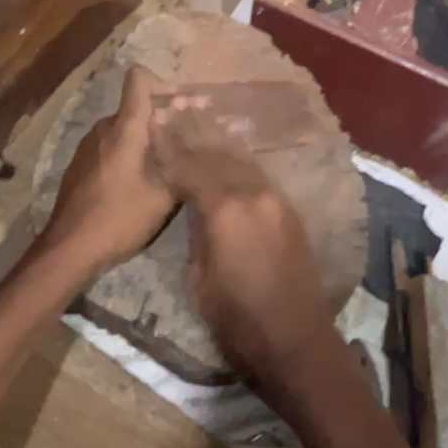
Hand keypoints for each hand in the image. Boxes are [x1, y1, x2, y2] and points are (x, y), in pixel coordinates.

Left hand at [38, 65, 176, 277]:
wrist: (68, 250)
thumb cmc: (118, 219)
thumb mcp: (164, 198)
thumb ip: (185, 168)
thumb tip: (205, 152)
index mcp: (124, 127)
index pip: (139, 78)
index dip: (163, 83)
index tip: (182, 106)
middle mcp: (104, 127)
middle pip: (136, 105)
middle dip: (163, 118)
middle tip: (187, 140)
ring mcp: (88, 145)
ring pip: (124, 127)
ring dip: (146, 138)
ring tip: (166, 164)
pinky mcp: (81, 164)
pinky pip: (110, 145)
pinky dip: (128, 153)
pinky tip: (139, 181)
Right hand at [151, 97, 334, 378]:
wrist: (295, 340)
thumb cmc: (237, 320)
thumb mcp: (199, 277)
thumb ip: (196, 230)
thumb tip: (194, 204)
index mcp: (225, 208)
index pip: (189, 168)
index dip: (169, 149)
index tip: (152, 127)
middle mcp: (253, 192)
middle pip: (216, 154)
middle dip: (193, 133)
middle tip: (173, 108)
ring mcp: (276, 197)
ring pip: (240, 159)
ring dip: (218, 140)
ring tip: (200, 115)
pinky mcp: (288, 208)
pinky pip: (257, 173)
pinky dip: (238, 160)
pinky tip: (229, 151)